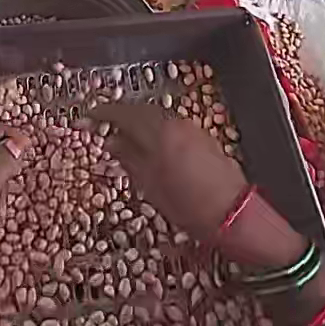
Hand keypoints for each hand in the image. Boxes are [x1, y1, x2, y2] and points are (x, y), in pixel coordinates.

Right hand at [92, 101, 309, 268]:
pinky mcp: (203, 137)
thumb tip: (111, 141)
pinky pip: (171, 124)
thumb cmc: (188, 206)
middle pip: (141, 110)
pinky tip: (150, 143)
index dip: (103, 113)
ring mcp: (191, 128)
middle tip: (103, 123)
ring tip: (124, 134)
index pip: (123, 113)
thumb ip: (129, 157)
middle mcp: (175, 123)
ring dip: (139, 120)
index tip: (88, 115)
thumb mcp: (150, 185)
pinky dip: (155, 128)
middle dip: (120, 114)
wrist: (236, 215)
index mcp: (158, 132)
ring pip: (157, 116)